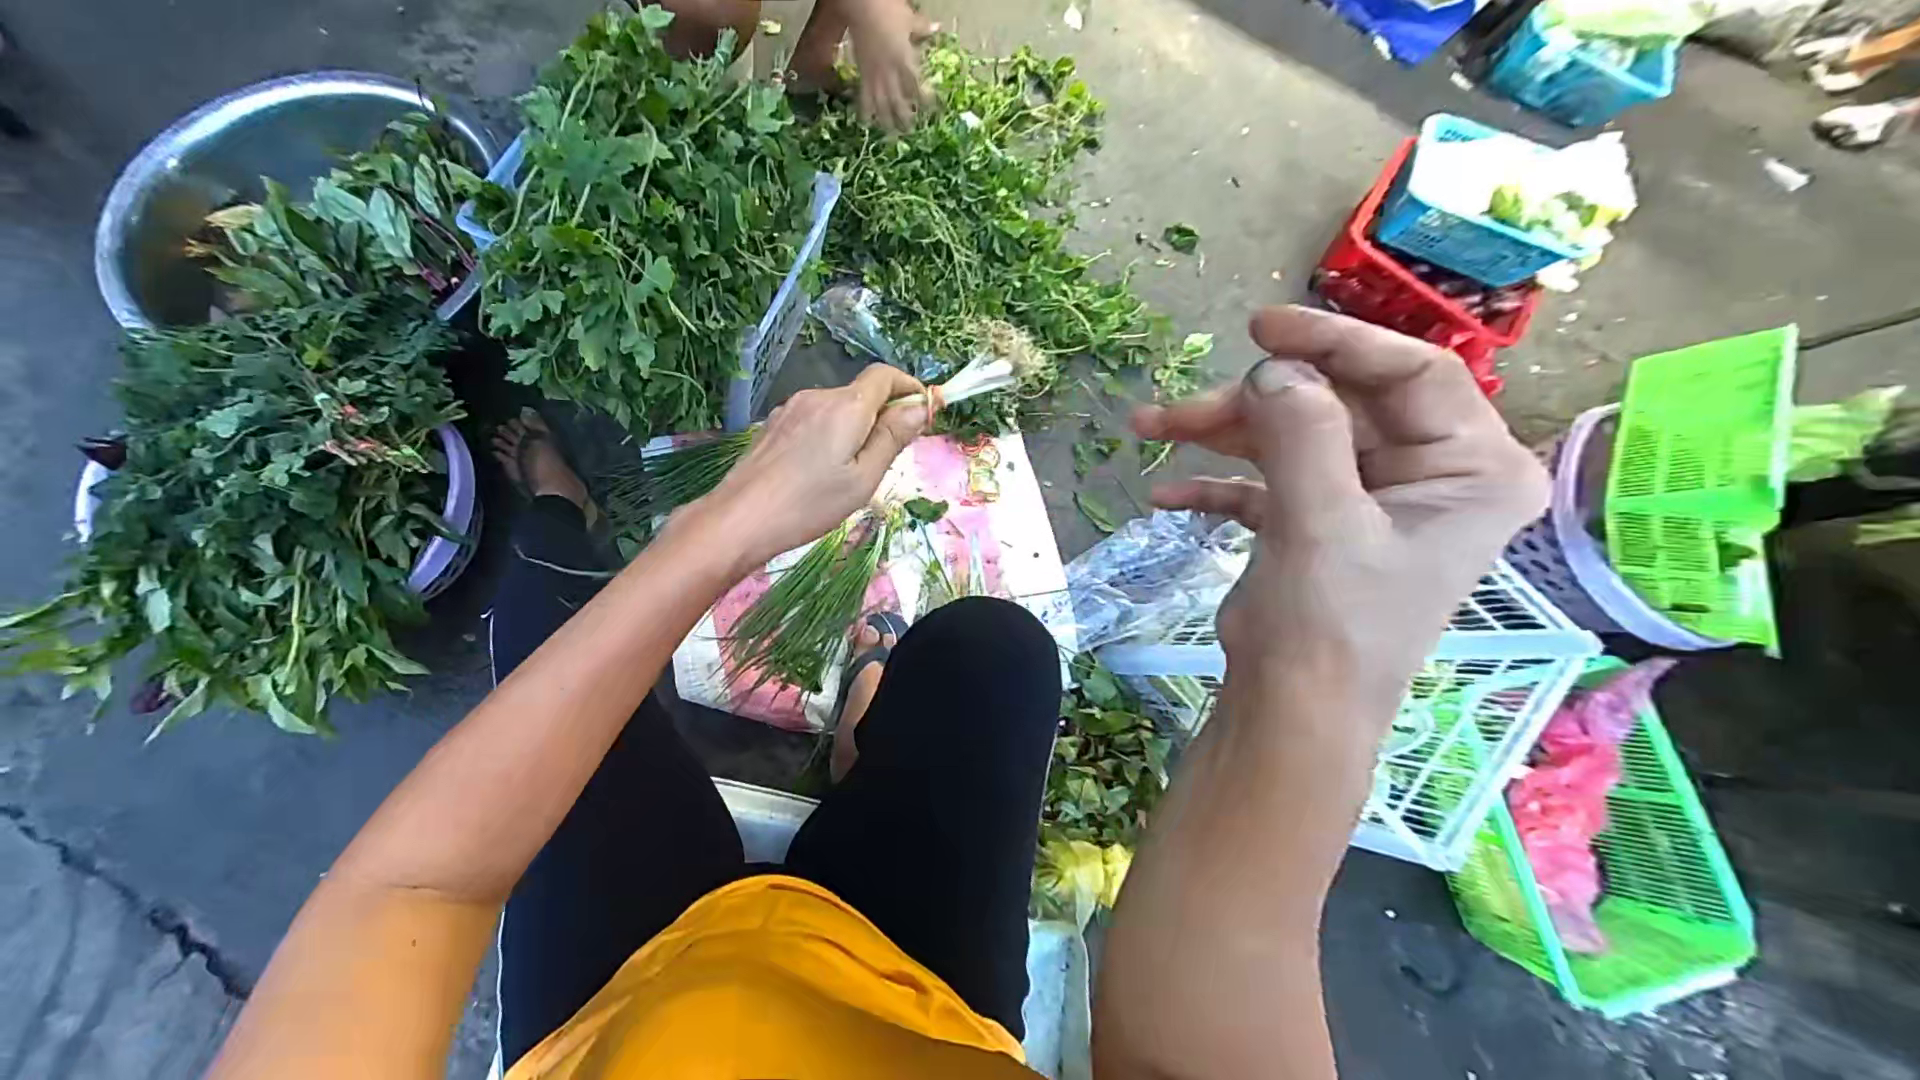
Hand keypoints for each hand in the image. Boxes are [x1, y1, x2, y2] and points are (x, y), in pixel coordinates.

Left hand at [687, 363, 928, 572]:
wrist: (740, 519)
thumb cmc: (810, 504)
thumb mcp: (864, 478)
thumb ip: (893, 438)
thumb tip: (920, 407)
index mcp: (846, 406)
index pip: (886, 375)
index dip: (910, 388)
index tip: (924, 413)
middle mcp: (818, 396)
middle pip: (862, 393)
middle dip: (884, 415)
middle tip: (889, 457)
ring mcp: (792, 409)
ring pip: (839, 408)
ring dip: (856, 427)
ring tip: (852, 472)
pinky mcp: (775, 425)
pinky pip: (816, 419)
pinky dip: (832, 434)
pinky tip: (821, 470)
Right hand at [847, 0, 935, 130]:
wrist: (861, 6)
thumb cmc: (886, 9)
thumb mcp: (908, 18)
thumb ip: (922, 27)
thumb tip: (937, 28)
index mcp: (904, 60)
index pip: (917, 86)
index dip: (924, 100)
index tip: (931, 110)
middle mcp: (890, 72)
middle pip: (899, 102)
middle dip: (905, 118)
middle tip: (910, 131)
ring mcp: (875, 75)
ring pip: (882, 104)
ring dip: (887, 121)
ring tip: (892, 135)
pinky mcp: (862, 74)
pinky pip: (863, 96)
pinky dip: (864, 111)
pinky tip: (865, 123)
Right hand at [1133, 306, 1547, 719]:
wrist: (1290, 709)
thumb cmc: (1330, 625)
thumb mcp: (1321, 525)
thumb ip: (1302, 436)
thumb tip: (1270, 369)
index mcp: (1468, 468)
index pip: (1413, 373)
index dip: (1337, 341)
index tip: (1263, 328)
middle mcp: (1424, 475)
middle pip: (1334, 405)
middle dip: (1251, 404)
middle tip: (1181, 408)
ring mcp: (1363, 497)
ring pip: (1289, 437)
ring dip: (1217, 434)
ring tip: (1150, 430)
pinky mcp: (1313, 520)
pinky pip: (1264, 481)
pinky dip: (1216, 483)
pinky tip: (1167, 495)